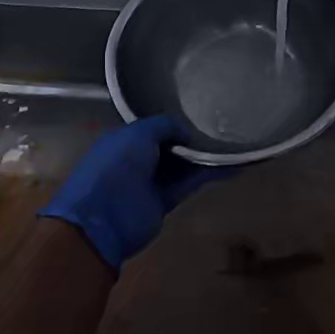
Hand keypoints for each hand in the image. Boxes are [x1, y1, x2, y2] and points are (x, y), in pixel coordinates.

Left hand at [39, 114, 229, 269]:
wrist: (103, 219)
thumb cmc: (116, 166)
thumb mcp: (139, 133)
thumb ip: (164, 125)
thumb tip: (187, 131)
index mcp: (124, 138)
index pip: (154, 127)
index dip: (174, 122)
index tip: (200, 114)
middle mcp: (136, 157)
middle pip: (169, 145)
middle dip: (190, 139)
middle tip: (221, 128)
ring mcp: (149, 181)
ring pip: (180, 164)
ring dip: (203, 157)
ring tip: (230, 145)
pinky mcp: (162, 202)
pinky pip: (187, 183)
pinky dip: (206, 175)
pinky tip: (228, 167)